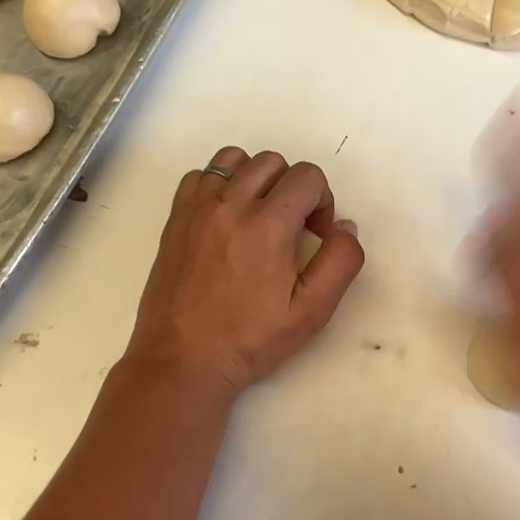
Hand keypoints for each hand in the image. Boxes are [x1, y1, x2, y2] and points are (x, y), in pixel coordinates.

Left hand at [123, 147, 364, 403]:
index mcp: (268, 225)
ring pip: (236, 159)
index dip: (322, 202)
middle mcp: (230, 204)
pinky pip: (202, 175)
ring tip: (258, 217)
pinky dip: (220, 186)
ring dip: (256, 179)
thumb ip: (340, 262)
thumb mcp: (312, 312)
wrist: (182, 360)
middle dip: (292, 189)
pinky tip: (226, 220)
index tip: (315, 236)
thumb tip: (344, 226)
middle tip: (291, 230)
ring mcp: (197, 208)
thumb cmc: (249, 340)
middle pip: (274, 162)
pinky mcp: (175, 217)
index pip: (308, 176)